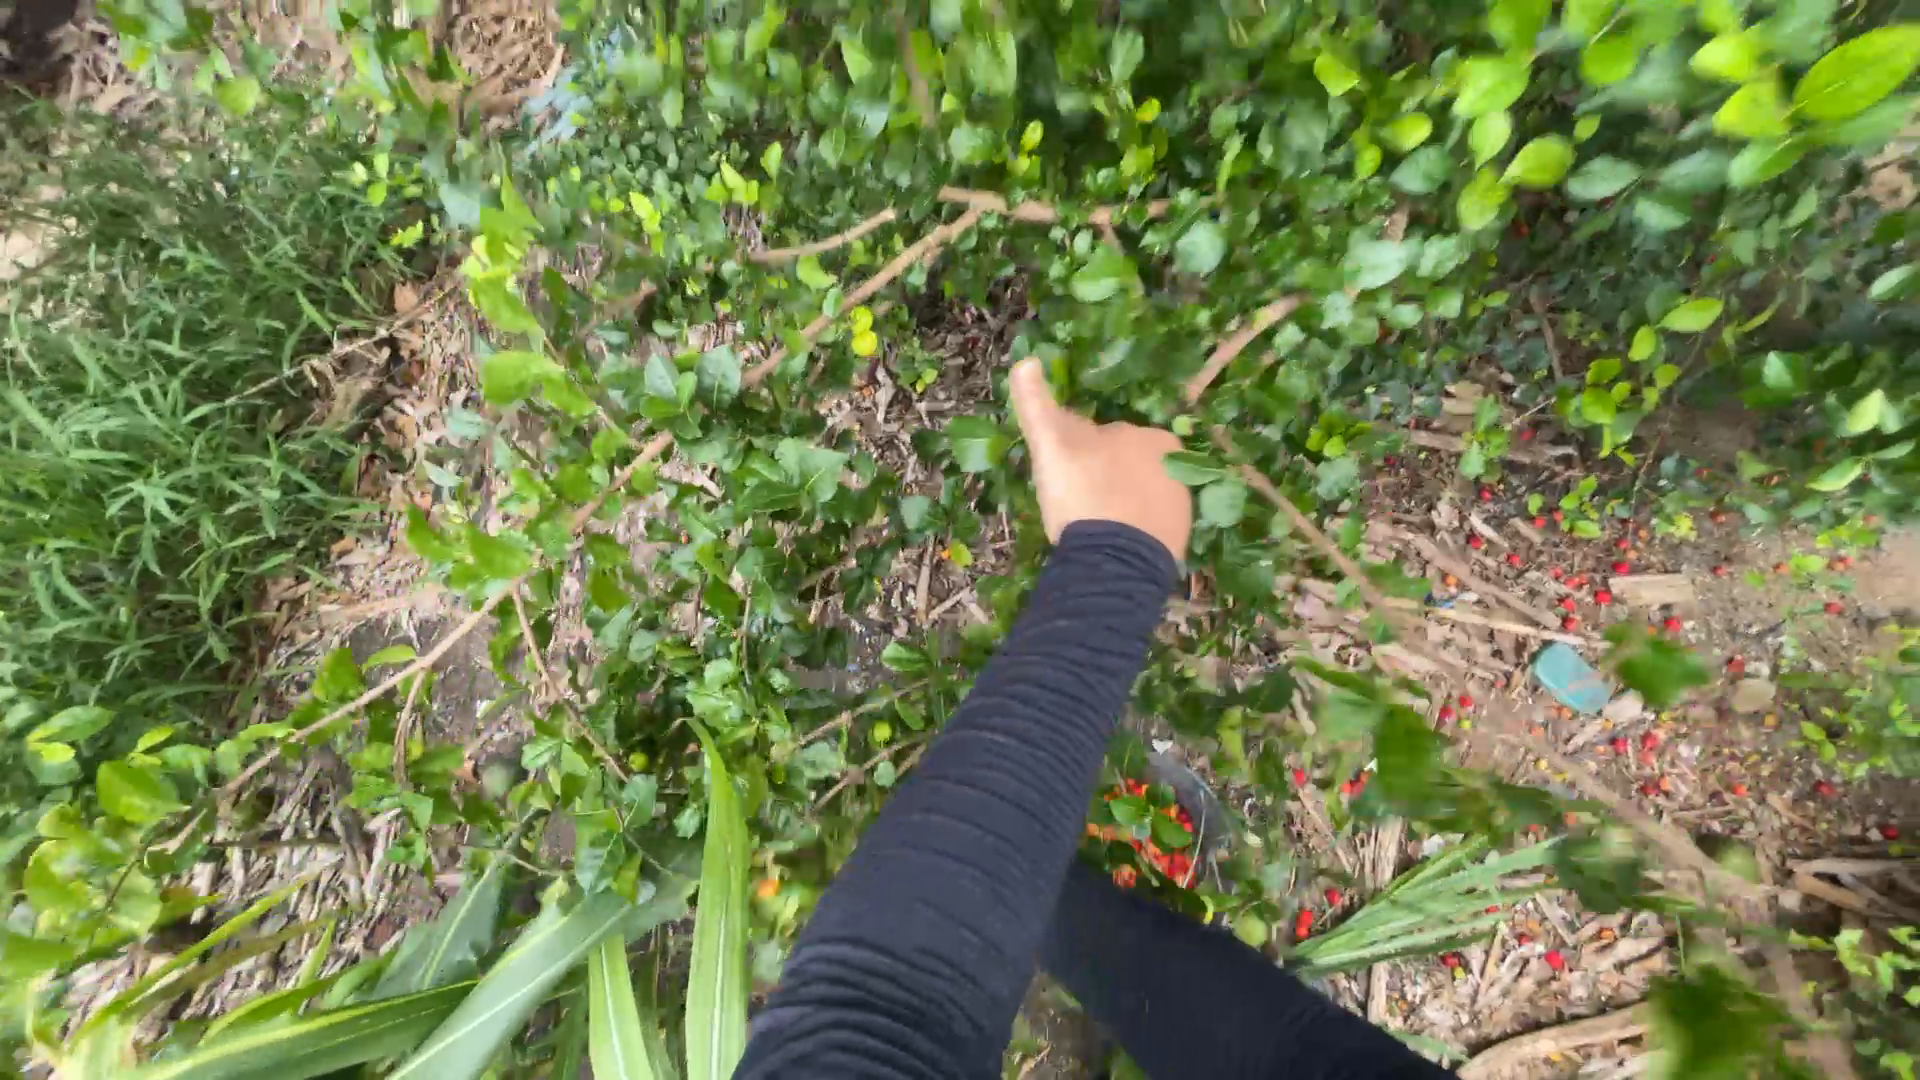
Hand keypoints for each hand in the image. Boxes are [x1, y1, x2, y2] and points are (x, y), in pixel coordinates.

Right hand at [1010, 358, 1191, 560]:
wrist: (1113, 561)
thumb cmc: (1084, 494)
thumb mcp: (1052, 445)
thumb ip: (1037, 404)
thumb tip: (1025, 360)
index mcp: (1153, 436)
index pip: (1111, 437)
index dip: (1084, 454)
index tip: (1067, 476)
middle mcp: (1177, 466)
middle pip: (1129, 467)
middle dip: (1106, 478)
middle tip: (1076, 503)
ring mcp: (1181, 506)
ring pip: (1140, 498)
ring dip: (1118, 507)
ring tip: (1090, 528)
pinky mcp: (1179, 540)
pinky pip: (1149, 529)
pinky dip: (1131, 533)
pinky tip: (1109, 544)